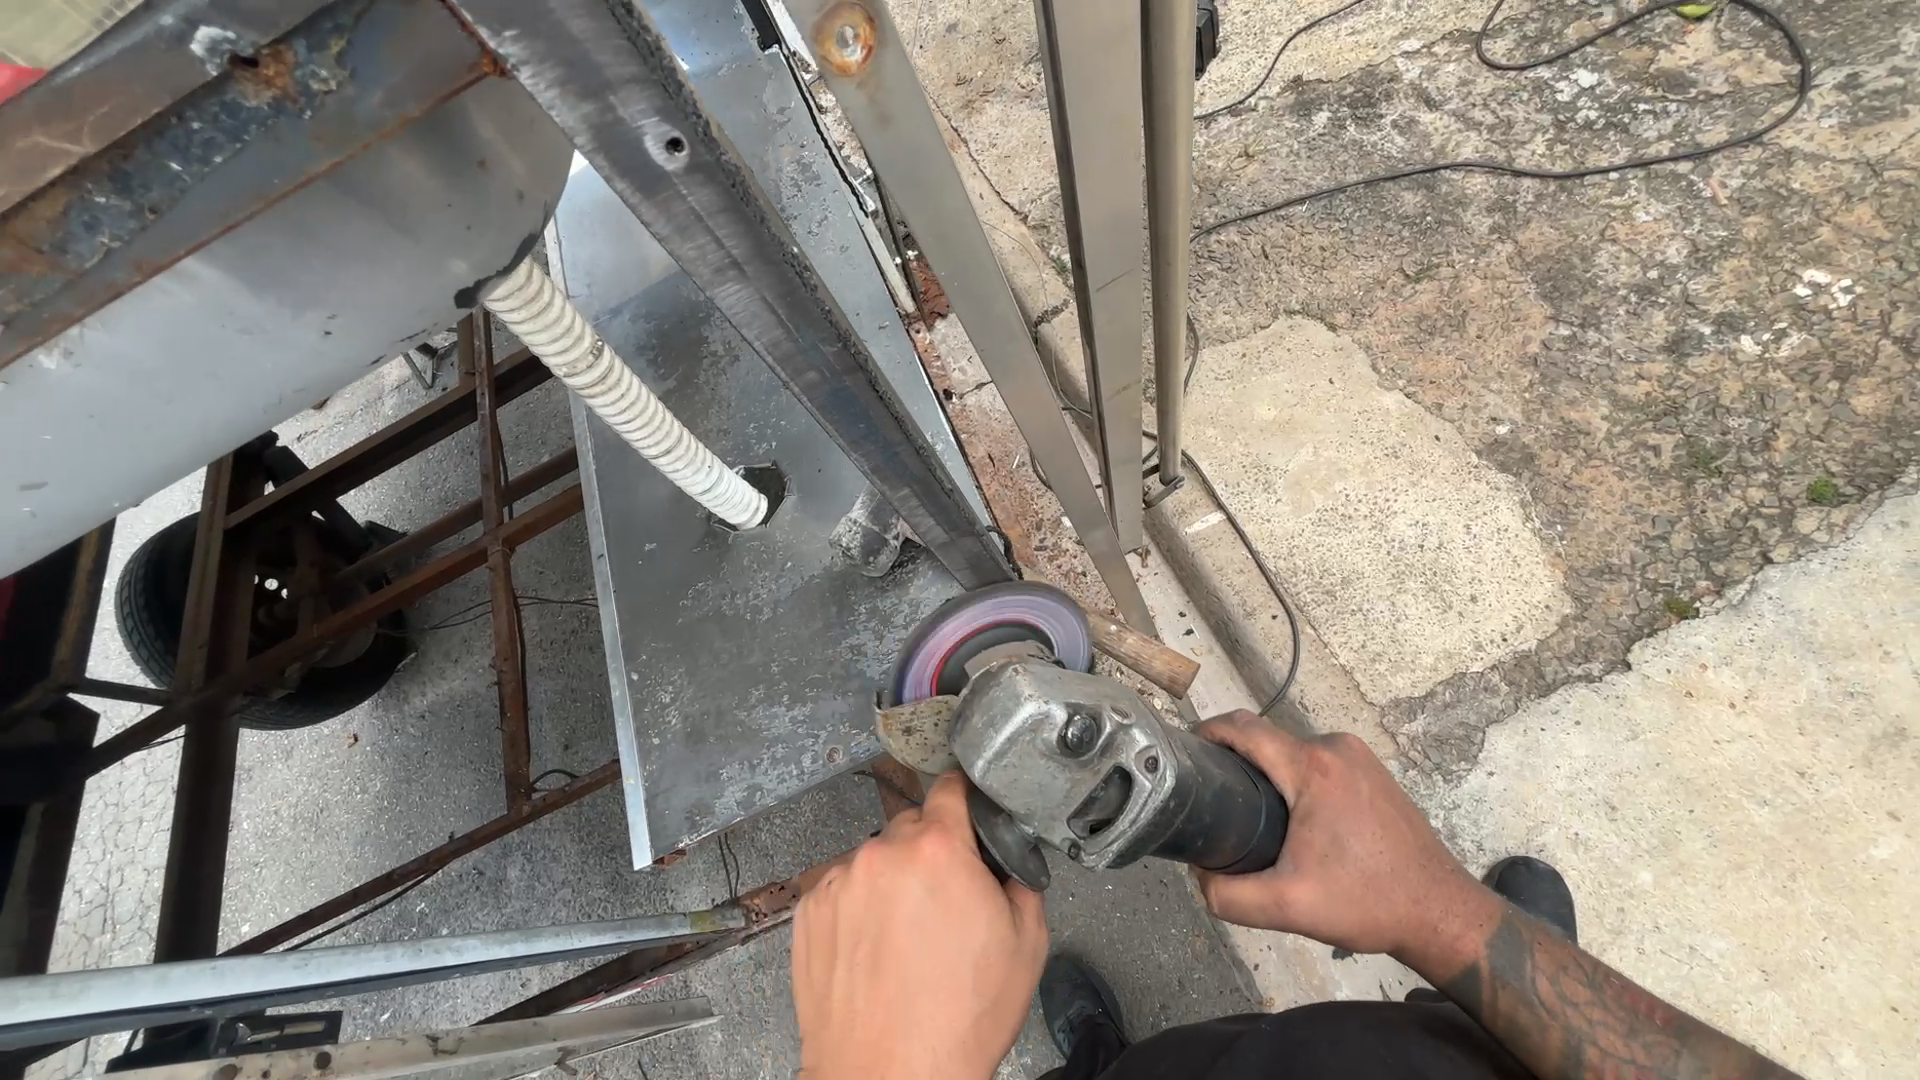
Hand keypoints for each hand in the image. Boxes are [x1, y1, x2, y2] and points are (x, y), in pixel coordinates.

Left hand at [792, 770, 1048, 1079]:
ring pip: (876, 859)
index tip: (964, 809)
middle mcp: (883, 852)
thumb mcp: (1026, 944)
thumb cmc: (955, 1019)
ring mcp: (841, 880)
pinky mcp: (811, 910)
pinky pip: (843, 888)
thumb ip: (1021, 881)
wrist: (888, 1077)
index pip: (950, 788)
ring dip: (892, 880)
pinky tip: (874, 948)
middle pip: (913, 826)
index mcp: (939, 849)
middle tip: (943, 901)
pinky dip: (859, 906)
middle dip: (931, 852)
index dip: (963, 798)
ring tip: (905, 936)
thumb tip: (1009, 863)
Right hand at [1192, 712, 1497, 962]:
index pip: (1241, 727)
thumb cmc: (1366, 904)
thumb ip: (1226, 895)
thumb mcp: (1287, 907)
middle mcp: (1334, 746)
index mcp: (1312, 767)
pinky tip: (1291, 813)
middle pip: (1264, 737)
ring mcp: (1357, 754)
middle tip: (1214, 796)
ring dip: (1266, 769)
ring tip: (1251, 811)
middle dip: (1234, 758)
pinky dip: (1294, 774)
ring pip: (1290, 748)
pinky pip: (1315, 758)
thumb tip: (1197, 874)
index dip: (1205, 731)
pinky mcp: (1371, 767)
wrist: (1442, 913)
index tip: (1184, 752)